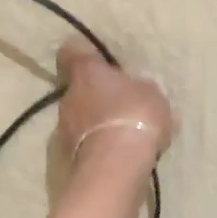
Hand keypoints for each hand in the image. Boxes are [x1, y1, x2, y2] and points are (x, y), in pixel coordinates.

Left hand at [55, 38, 175, 166]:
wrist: (116, 165)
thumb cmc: (135, 115)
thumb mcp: (152, 94)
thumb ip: (140, 88)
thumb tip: (137, 91)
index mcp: (86, 72)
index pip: (72, 51)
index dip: (83, 53)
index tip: (97, 59)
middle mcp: (68, 96)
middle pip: (79, 89)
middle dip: (98, 95)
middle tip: (122, 104)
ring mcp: (64, 128)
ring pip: (81, 118)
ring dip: (99, 123)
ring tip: (125, 134)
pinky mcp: (69, 156)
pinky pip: (87, 143)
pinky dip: (100, 146)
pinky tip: (121, 155)